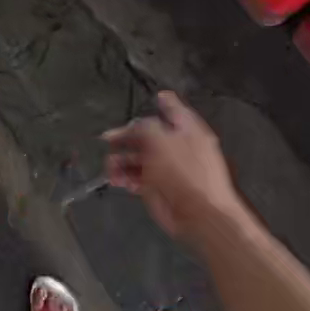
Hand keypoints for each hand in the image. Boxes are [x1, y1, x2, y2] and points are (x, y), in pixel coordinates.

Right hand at [103, 92, 244, 240]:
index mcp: (186, 130)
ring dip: (122, 160)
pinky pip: (138, 179)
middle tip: (108, 140)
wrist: (201, 214)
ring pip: (139, 158)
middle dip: (127, 137)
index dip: (164, 102)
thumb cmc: (185, 172)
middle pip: (148, 135)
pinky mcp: (159, 188)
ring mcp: (168, 169)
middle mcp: (177, 146)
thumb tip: (132, 126)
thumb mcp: (161, 141)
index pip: (174, 109)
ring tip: (110, 166)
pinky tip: (118, 181)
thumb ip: (144, 128)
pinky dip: (126, 178)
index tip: (155, 96)